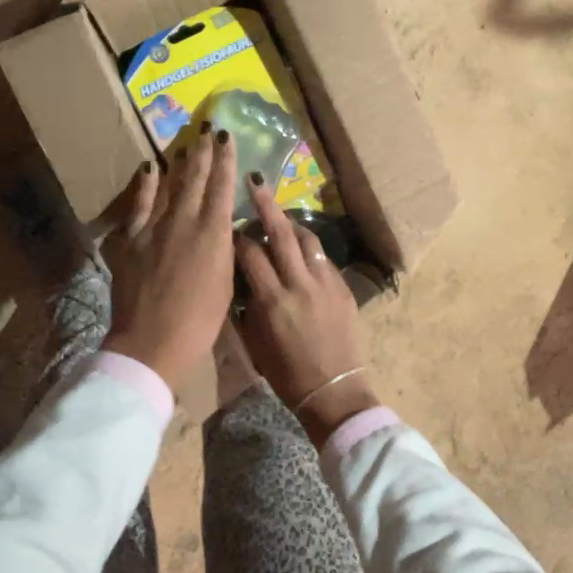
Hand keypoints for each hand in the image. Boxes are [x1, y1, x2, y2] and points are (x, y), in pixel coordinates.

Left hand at [101, 124, 240, 388]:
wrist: (153, 340)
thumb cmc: (200, 319)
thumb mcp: (225, 280)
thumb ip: (223, 247)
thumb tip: (222, 226)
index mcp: (214, 232)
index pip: (222, 186)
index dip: (225, 159)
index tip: (227, 138)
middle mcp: (185, 220)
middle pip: (195, 178)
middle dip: (203, 151)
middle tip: (207, 129)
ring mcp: (155, 227)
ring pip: (169, 185)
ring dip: (178, 163)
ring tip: (185, 143)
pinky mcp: (131, 238)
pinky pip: (139, 204)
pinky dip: (145, 185)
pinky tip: (149, 168)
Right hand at [234, 178, 379, 445]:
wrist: (333, 391)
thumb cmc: (287, 374)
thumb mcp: (255, 342)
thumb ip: (247, 306)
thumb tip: (241, 280)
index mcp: (272, 300)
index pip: (250, 254)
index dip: (237, 237)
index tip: (229, 228)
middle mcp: (299, 284)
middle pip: (280, 233)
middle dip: (266, 205)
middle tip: (256, 181)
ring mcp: (325, 283)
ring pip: (307, 239)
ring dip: (291, 224)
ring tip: (280, 216)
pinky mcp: (343, 288)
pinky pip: (323, 258)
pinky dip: (309, 249)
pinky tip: (302, 250)